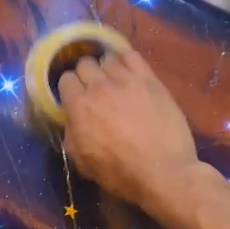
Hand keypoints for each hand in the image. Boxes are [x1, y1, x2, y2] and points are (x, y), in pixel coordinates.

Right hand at [59, 48, 214, 218]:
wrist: (164, 172)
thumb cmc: (120, 172)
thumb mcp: (82, 162)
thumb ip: (71, 135)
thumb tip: (71, 121)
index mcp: (79, 105)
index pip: (65, 79)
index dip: (70, 88)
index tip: (76, 97)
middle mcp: (98, 87)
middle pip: (84, 64)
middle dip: (86, 74)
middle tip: (95, 89)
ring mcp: (125, 80)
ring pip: (107, 58)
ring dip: (107, 68)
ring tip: (114, 80)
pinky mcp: (149, 80)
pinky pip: (132, 55)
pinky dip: (126, 59)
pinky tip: (129, 70)